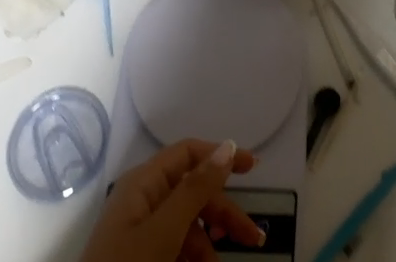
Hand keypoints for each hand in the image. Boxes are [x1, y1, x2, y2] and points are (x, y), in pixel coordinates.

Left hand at [78, 139, 265, 261]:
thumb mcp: (165, 230)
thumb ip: (196, 188)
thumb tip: (228, 145)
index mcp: (144, 183)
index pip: (188, 153)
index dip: (221, 156)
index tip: (254, 167)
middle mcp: (143, 200)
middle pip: (193, 193)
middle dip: (224, 214)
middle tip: (253, 239)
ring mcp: (141, 230)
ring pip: (188, 225)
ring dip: (209, 244)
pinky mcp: (142, 255)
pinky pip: (175, 246)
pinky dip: (193, 256)